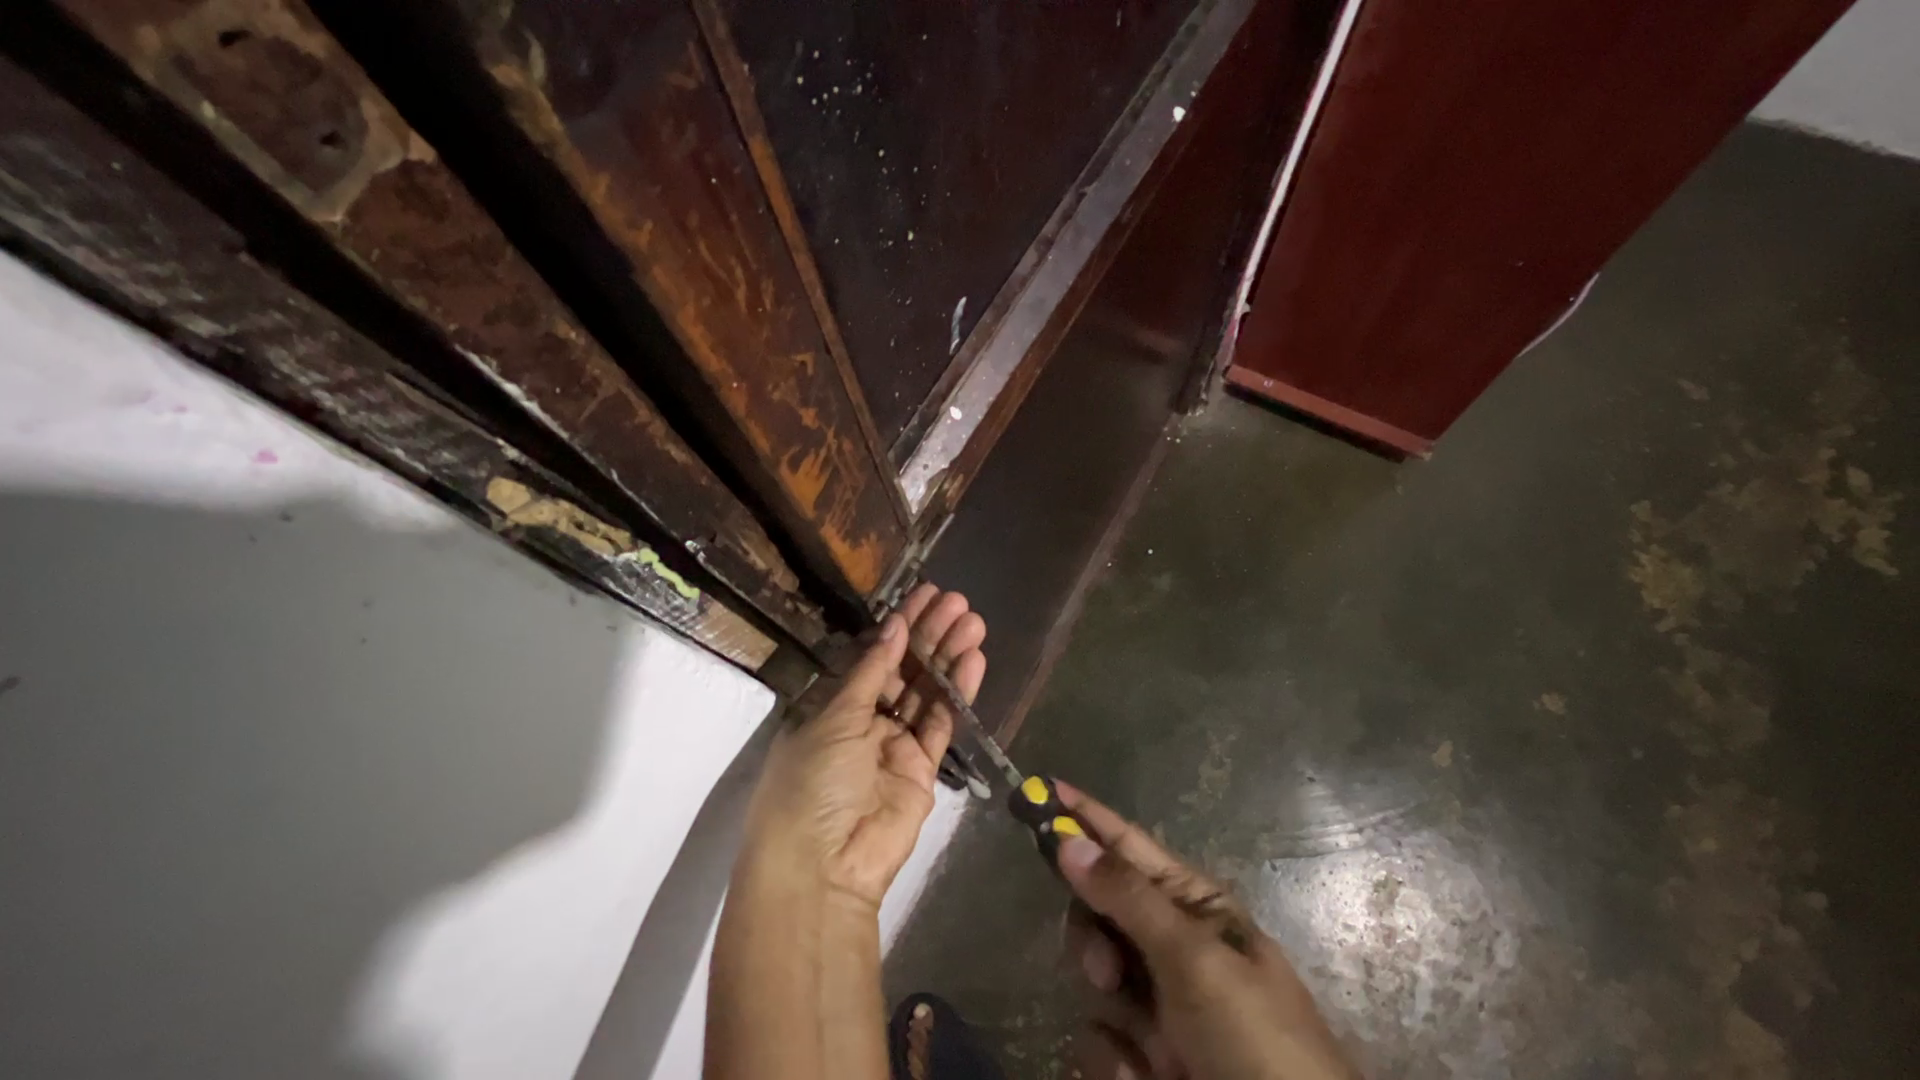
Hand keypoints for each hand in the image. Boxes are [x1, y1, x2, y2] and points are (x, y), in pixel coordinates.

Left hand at [738, 584, 986, 909]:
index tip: (924, 594)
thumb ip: (871, 673)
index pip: (873, 657)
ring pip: (928, 692)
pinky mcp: (923, 770)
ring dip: (949, 657)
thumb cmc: (813, 782)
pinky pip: (942, 724)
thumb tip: (893, 626)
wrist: (824, 864)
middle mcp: (865, 722)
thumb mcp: (835, 719)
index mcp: (834, 706)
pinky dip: (958, 693)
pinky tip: (974, 660)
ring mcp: (895, 746)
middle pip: (904, 670)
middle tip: (956, 601)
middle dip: (930, 635)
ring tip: (972, 621)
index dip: (898, 626)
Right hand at [1053, 783, 1359, 1079]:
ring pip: (1092, 976)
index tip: (1041, 786)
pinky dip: (1115, 1060)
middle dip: (1092, 940)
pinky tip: (1145, 1075)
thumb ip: (1128, 898)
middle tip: (1108, 972)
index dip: (1087, 816)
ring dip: (1109, 1009)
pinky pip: (1098, 1038)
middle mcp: (1171, 947)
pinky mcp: (1144, 1056)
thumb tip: (1068, 839)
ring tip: (1146, 1045)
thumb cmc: (1255, 1037)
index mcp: (1195, 908)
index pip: (1129, 846)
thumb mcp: (1195, 960)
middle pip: (1097, 912)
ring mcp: (1157, 1004)